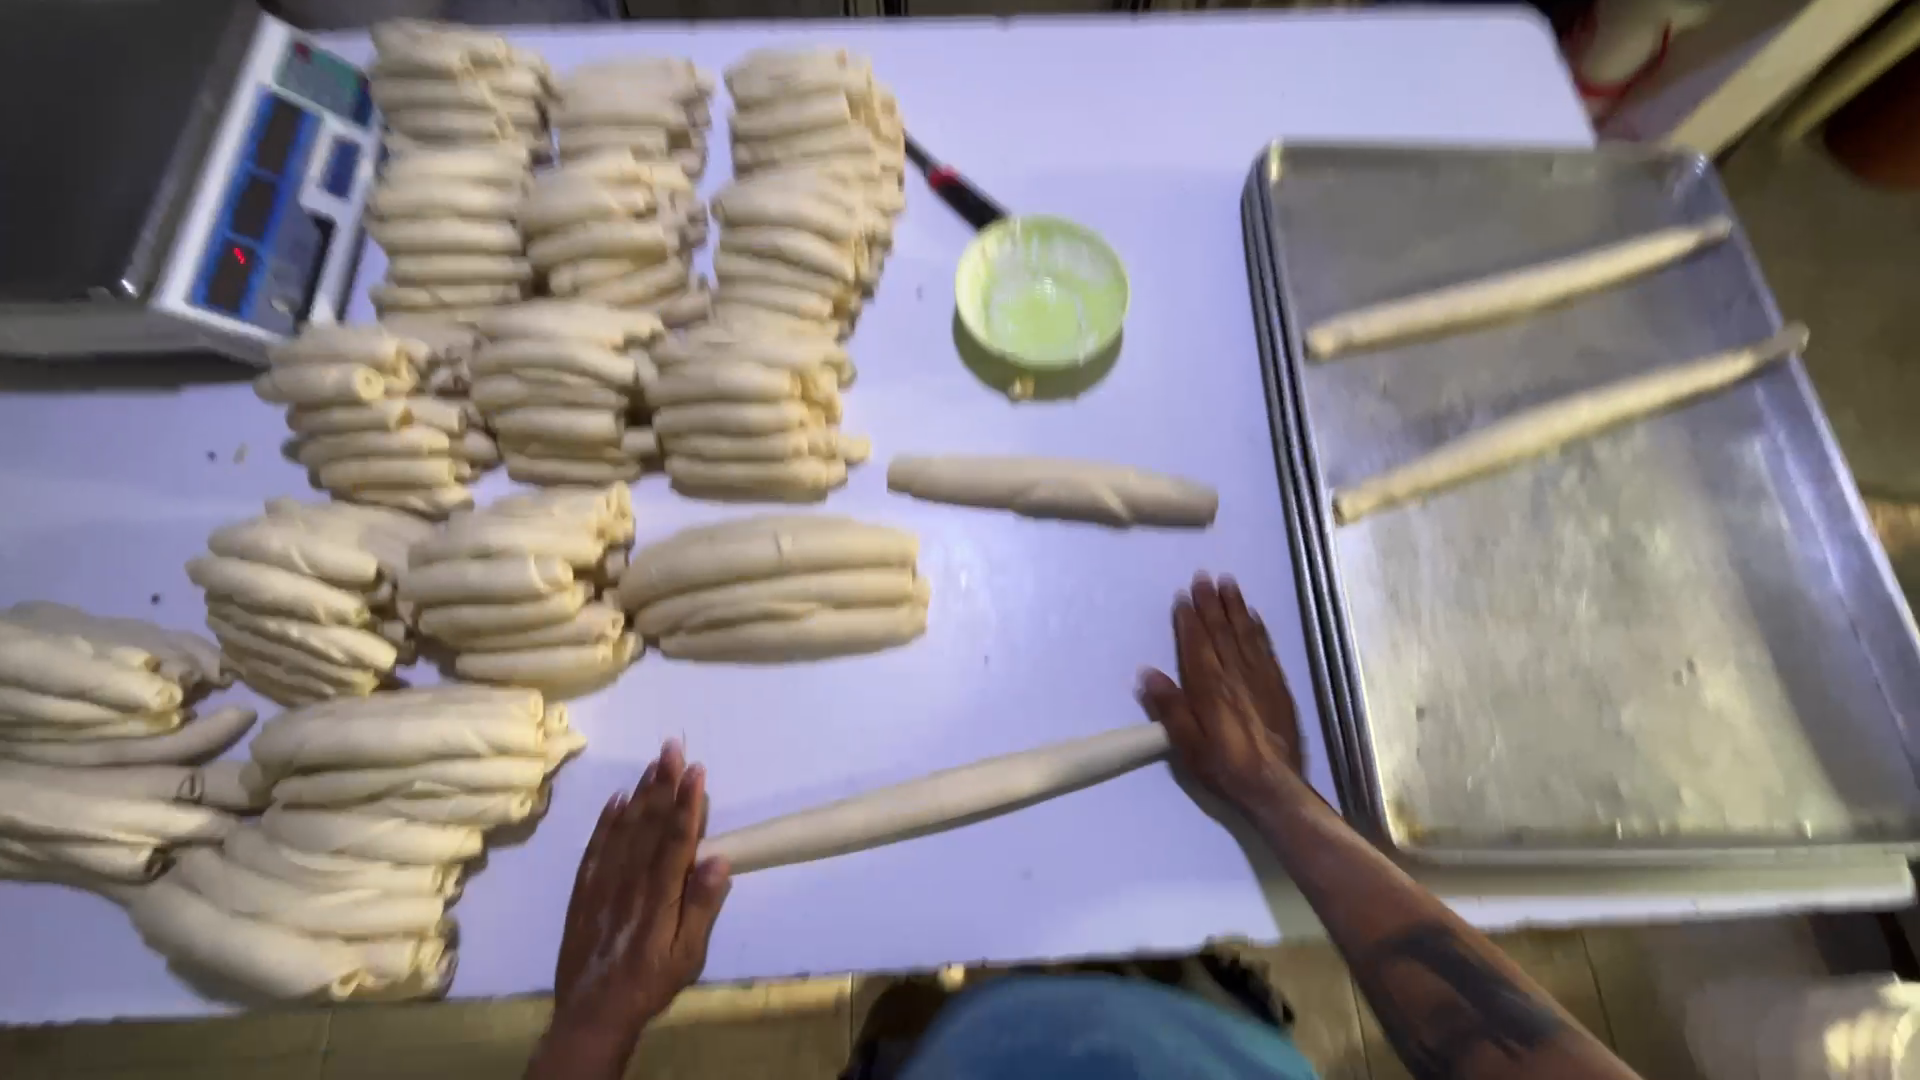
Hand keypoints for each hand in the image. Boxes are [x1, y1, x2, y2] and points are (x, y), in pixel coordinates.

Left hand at [540, 741, 731, 1072]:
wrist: (591, 1015)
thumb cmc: (650, 983)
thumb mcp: (687, 955)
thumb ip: (701, 907)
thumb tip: (718, 860)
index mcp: (659, 895)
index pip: (676, 838)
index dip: (687, 802)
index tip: (696, 770)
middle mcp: (630, 880)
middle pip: (649, 823)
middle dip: (663, 783)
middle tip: (672, 746)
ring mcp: (603, 883)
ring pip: (624, 828)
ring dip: (640, 793)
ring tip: (654, 762)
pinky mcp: (584, 891)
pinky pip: (596, 848)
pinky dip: (607, 821)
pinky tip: (618, 800)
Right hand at [1138, 573, 1304, 814]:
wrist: (1275, 787)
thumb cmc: (1224, 767)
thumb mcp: (1187, 745)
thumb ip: (1170, 708)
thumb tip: (1149, 673)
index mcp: (1210, 687)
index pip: (1197, 644)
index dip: (1189, 619)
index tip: (1183, 596)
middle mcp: (1235, 675)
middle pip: (1221, 631)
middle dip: (1211, 603)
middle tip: (1205, 577)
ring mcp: (1261, 679)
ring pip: (1245, 634)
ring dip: (1235, 608)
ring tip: (1229, 584)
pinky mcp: (1279, 687)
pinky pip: (1266, 649)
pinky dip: (1258, 629)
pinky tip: (1254, 617)